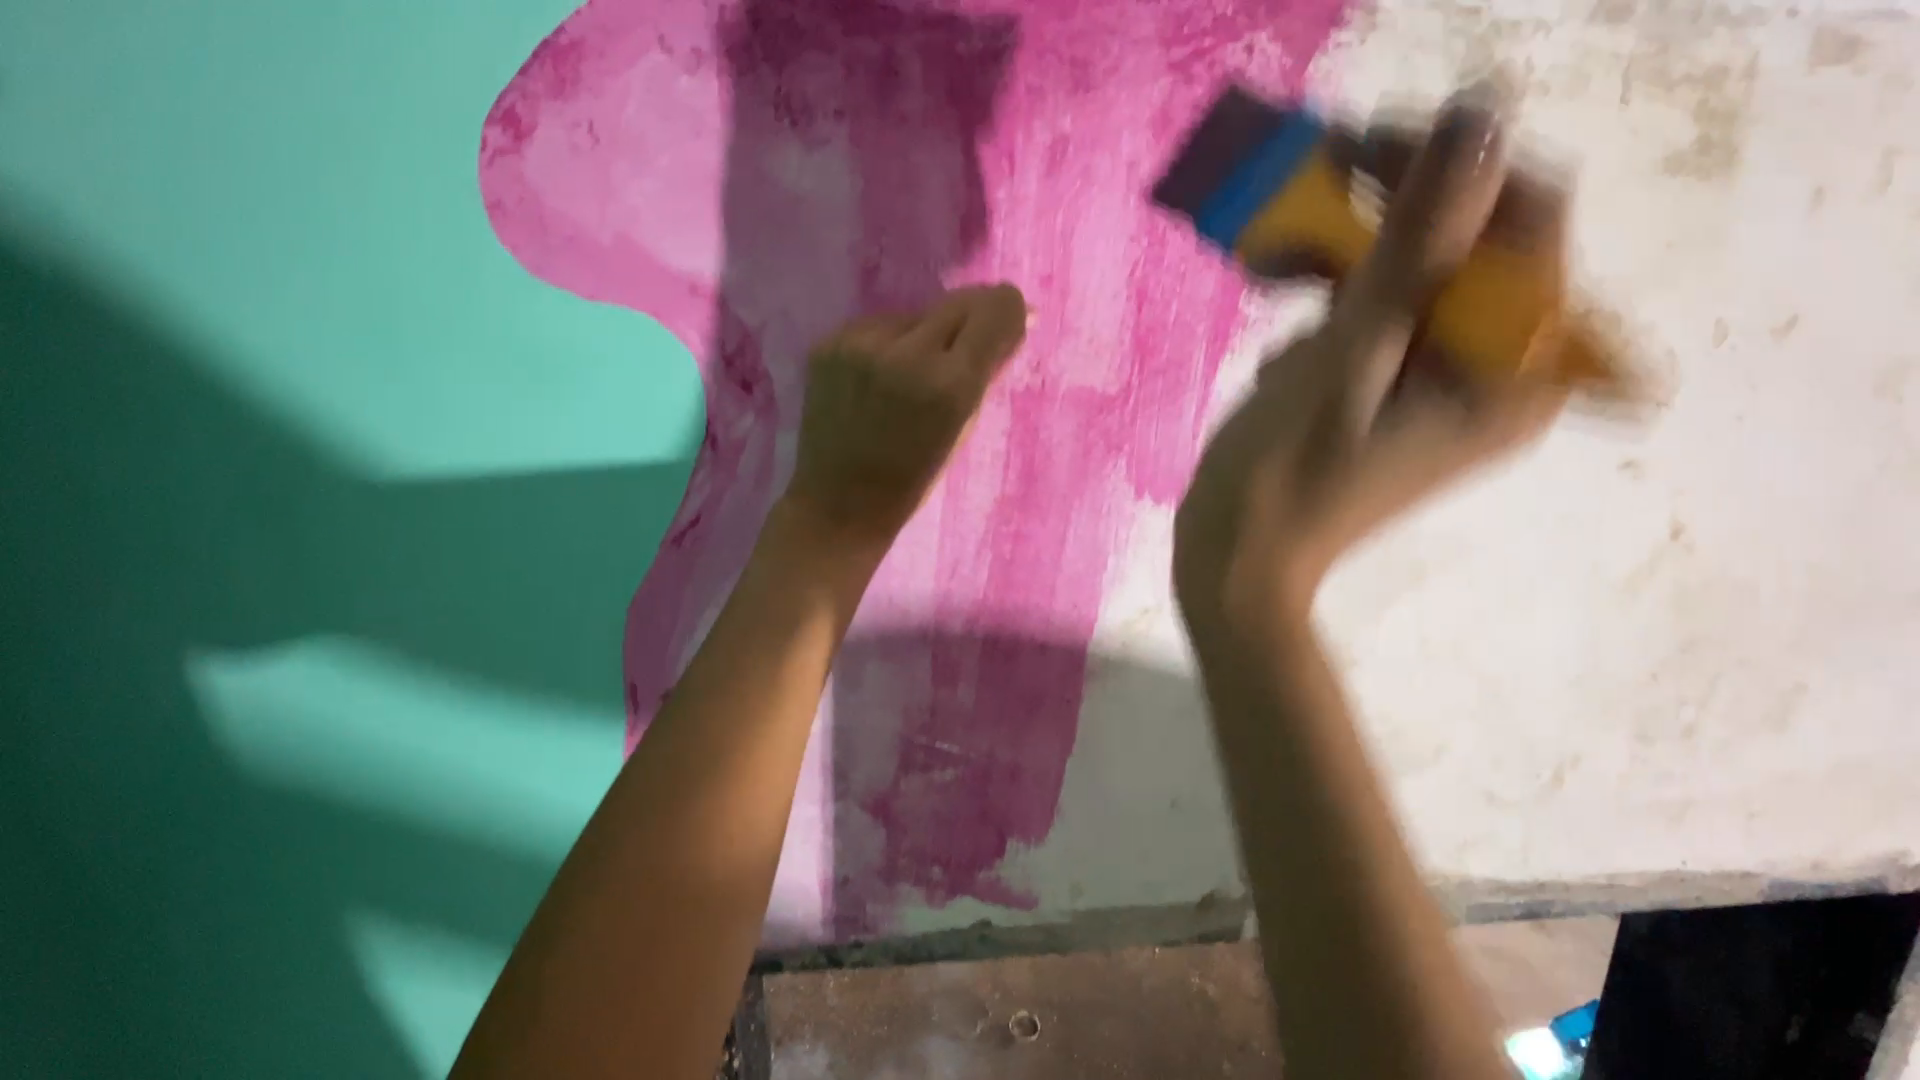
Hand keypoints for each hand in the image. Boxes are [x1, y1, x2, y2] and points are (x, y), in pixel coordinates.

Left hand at [785, 284, 1029, 540]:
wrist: (838, 504)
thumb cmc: (913, 479)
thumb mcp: (965, 428)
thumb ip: (988, 370)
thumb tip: (1018, 316)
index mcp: (951, 384)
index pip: (997, 309)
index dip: (1007, 313)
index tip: (1004, 328)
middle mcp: (906, 352)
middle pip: (959, 302)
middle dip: (969, 322)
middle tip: (956, 357)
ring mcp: (860, 344)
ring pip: (916, 314)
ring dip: (923, 335)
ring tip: (907, 380)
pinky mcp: (828, 343)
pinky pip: (877, 326)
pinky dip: (886, 346)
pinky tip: (876, 382)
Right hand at [1173, 92, 1567, 623]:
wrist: (1234, 567)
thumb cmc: (1281, 482)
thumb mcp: (1345, 362)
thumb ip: (1415, 247)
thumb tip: (1479, 117)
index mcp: (1514, 373)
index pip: (1526, 224)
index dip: (1454, 168)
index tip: (1362, 145)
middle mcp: (1498, 370)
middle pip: (1469, 243)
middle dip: (1384, 211)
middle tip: (1308, 180)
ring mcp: (1445, 379)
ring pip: (1414, 271)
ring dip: (1339, 258)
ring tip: (1266, 269)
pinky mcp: (1396, 386)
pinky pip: (1379, 313)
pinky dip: (1328, 306)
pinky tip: (1283, 334)